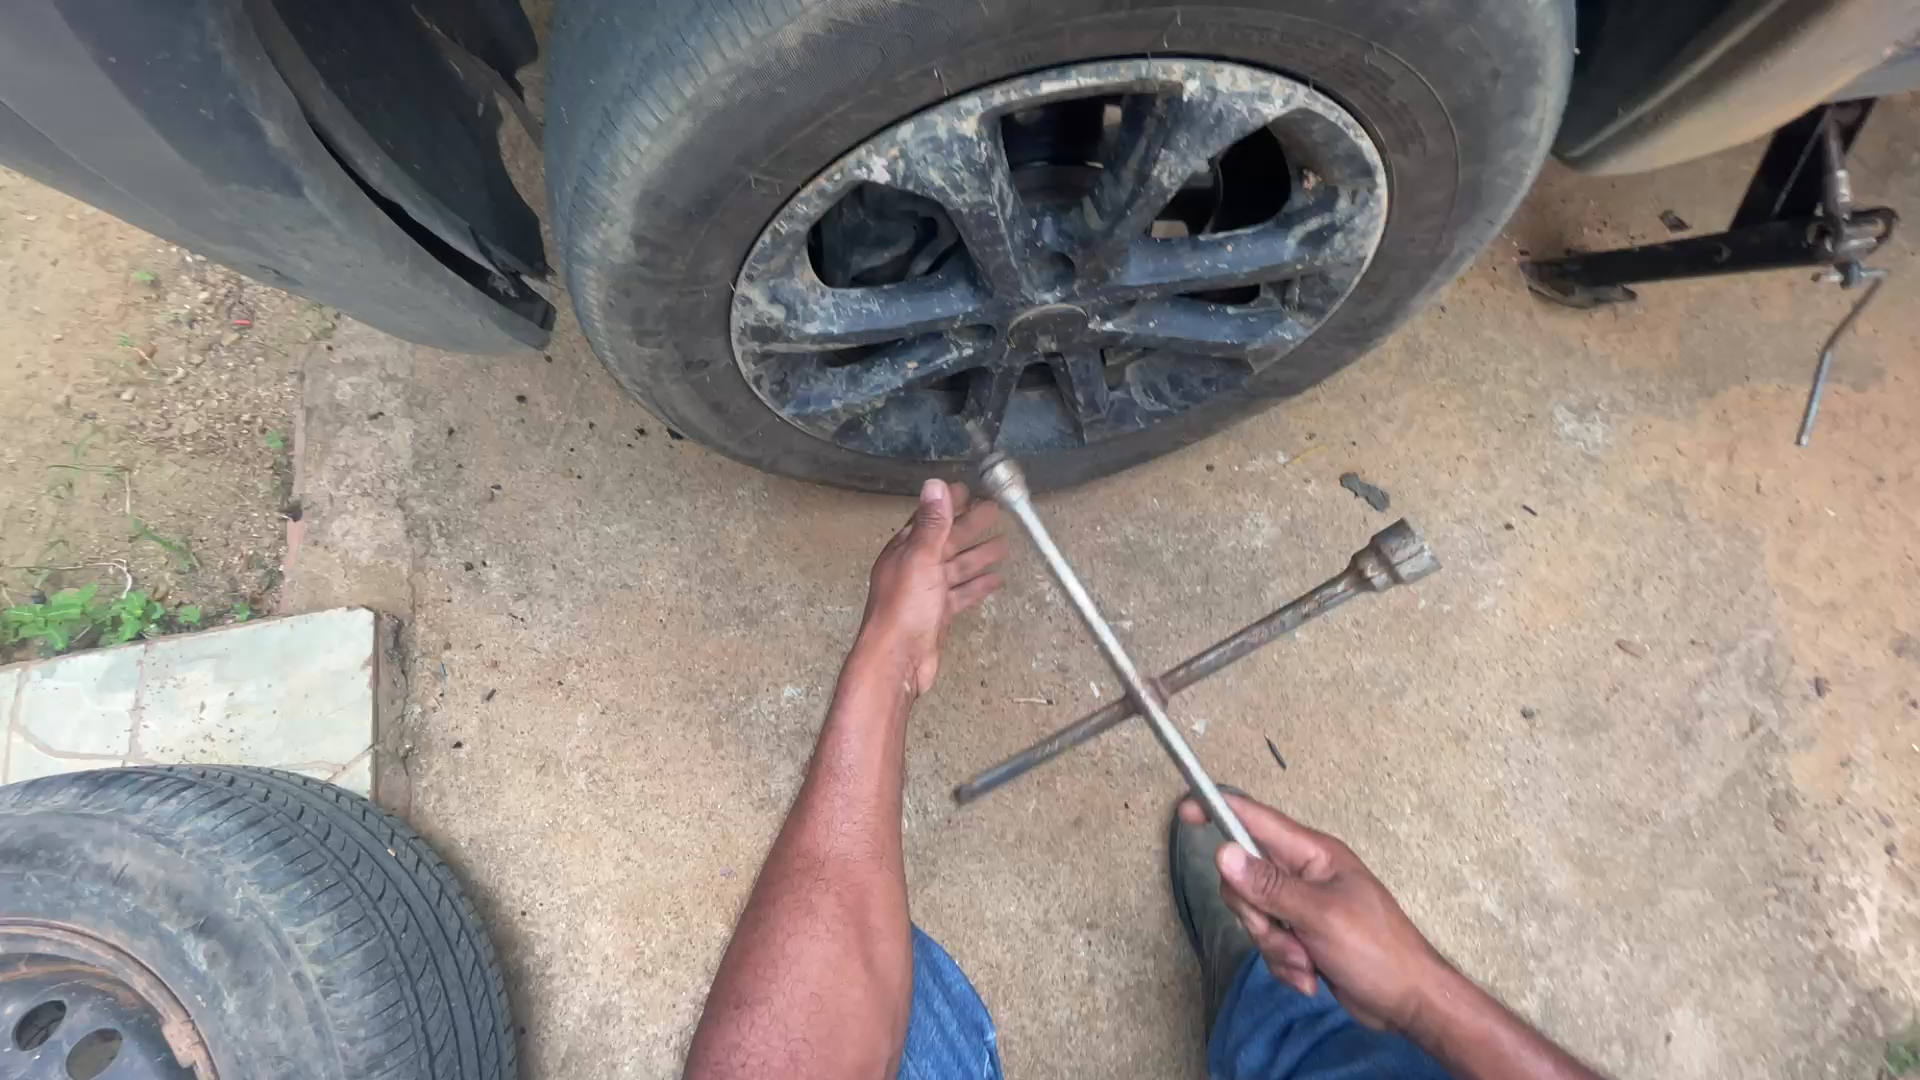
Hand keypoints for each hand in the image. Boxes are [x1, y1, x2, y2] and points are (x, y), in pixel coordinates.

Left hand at [856, 479, 1006, 696]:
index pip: (930, 520)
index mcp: (905, 550)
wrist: (898, 659)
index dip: (949, 505)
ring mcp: (926, 593)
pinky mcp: (938, 615)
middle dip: (970, 526)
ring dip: (979, 555)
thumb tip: (934, 486)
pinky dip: (977, 586)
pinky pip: (961, 594)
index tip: (968, 490)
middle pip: (947, 541)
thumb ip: (932, 524)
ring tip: (1003, 545)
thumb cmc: (904, 610)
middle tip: (995, 511)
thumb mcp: (921, 558)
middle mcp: (914, 569)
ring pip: (957, 568)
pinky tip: (995, 580)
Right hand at [1180, 794, 1451, 1033]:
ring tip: (1307, 964)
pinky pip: (1268, 938)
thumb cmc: (1377, 950)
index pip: (1253, 818)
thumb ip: (1268, 885)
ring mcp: (1299, 903)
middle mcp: (1300, 872)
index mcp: (1310, 852)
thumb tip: (1223, 852)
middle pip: (1244, 875)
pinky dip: (1283, 961)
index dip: (1217, 809)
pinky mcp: (1300, 933)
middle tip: (1283, 935)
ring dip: (1274, 944)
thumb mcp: (1320, 916)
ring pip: (1253, 912)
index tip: (1184, 812)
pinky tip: (1311, 976)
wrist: (1414, 1005)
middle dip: (1256, 914)